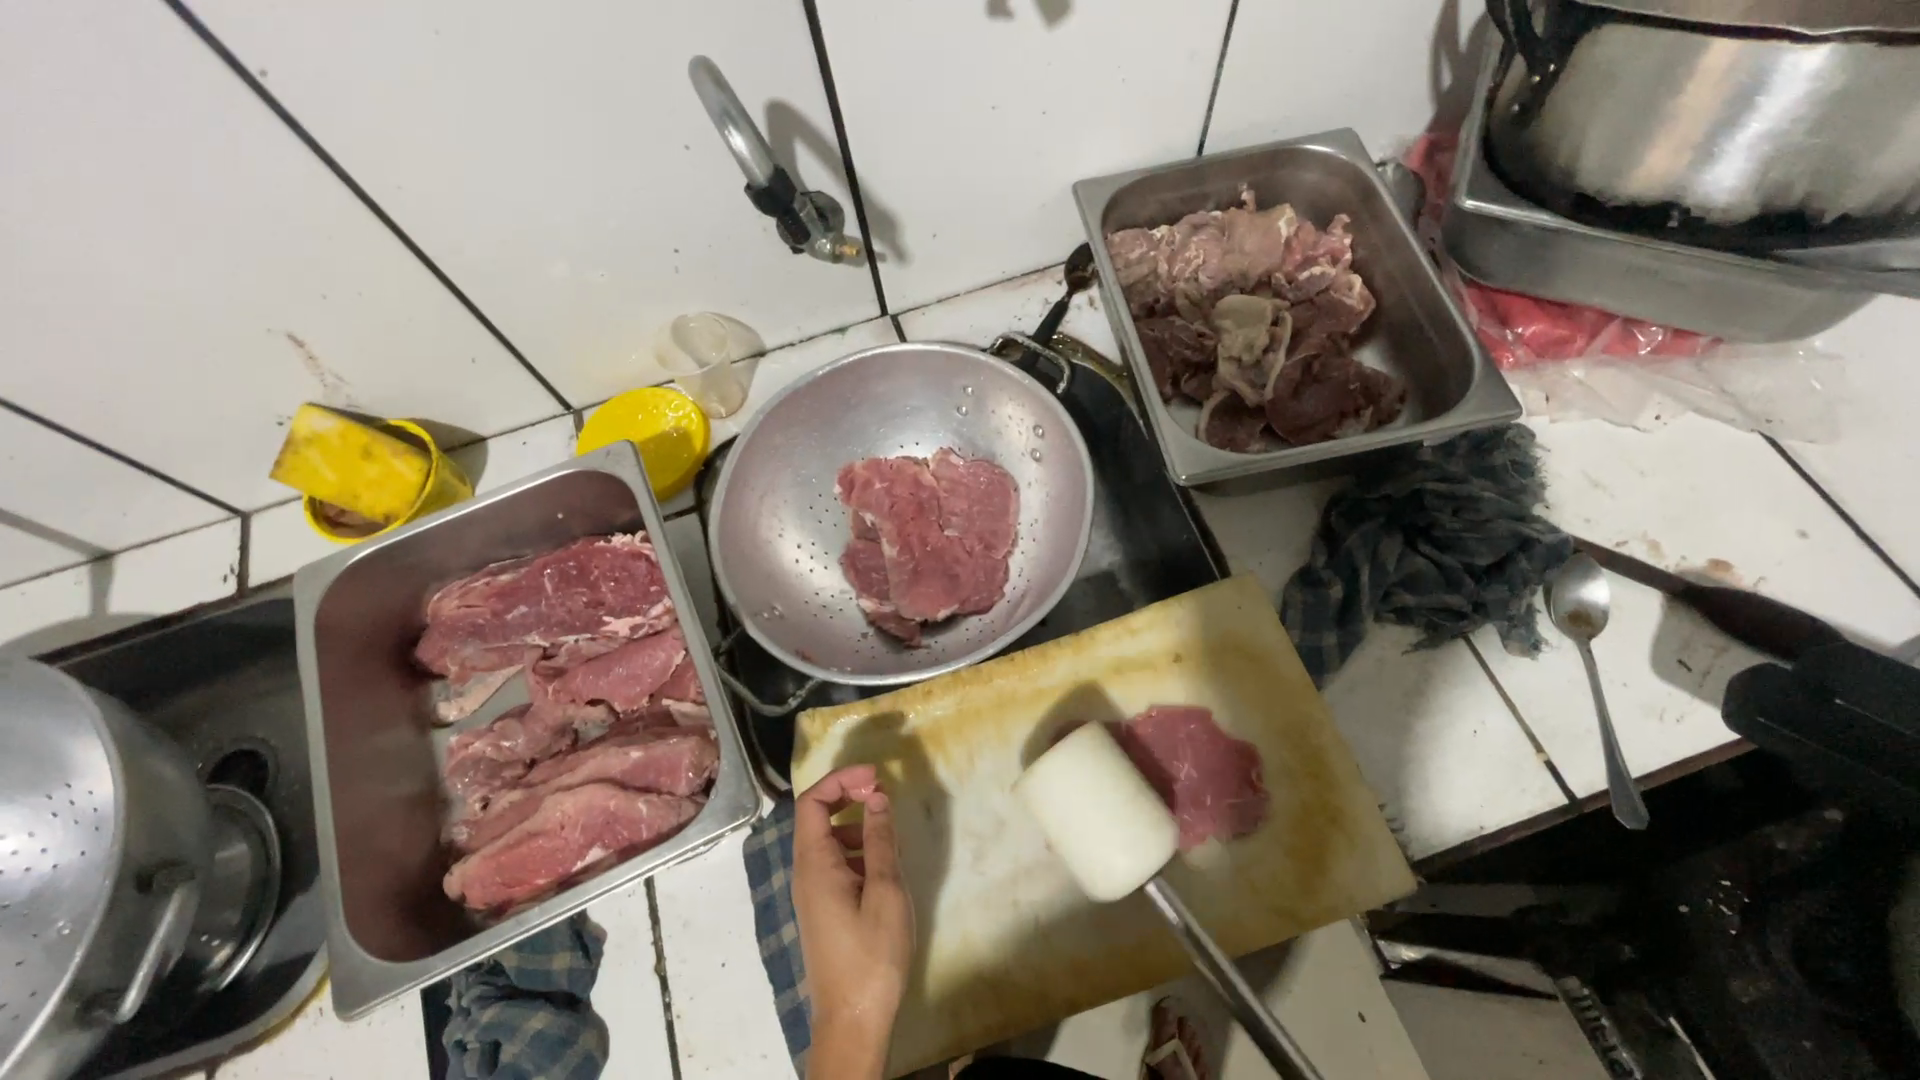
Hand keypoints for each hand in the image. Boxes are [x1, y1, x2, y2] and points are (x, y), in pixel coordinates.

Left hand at [792, 765, 913, 1079]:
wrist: (852, 1017)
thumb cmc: (871, 953)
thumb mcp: (885, 891)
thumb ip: (880, 841)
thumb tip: (876, 796)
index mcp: (814, 864)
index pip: (812, 803)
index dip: (840, 780)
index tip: (875, 776)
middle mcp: (805, 873)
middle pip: (816, 817)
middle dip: (847, 796)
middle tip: (882, 793)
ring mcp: (812, 892)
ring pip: (826, 841)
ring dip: (854, 824)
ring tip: (888, 833)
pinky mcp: (823, 908)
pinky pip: (834, 863)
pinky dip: (856, 850)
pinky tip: (882, 866)